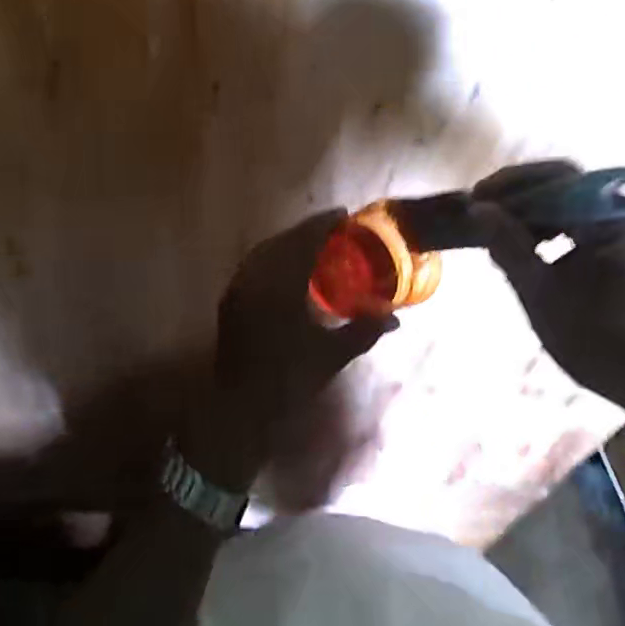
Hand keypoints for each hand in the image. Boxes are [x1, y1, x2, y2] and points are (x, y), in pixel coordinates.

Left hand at [180, 210, 396, 490]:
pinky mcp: (229, 300)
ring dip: (289, 240)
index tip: (344, 214)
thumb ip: (363, 331)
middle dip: (308, 229)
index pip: (304, 242)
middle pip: (283, 241)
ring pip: (265, 250)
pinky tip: (286, 264)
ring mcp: (238, 288)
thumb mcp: (331, 357)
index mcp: (281, 287)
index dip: (323, 224)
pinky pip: (253, 264)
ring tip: (312, 241)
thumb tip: (395, 319)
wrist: (238, 411)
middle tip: (333, 226)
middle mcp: (255, 279)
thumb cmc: (288, 384)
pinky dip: (272, 255)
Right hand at [470, 197, 624, 414]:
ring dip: (537, 215)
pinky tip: (531, 247)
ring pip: (578, 206)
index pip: (560, 178)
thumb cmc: (597, 340)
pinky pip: (592, 225)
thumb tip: (478, 209)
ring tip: (500, 229)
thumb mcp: (540, 291)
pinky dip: (559, 231)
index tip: (477, 196)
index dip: (512, 184)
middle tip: (483, 210)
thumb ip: (507, 243)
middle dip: (522, 198)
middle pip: (570, 188)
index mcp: (622, 217)